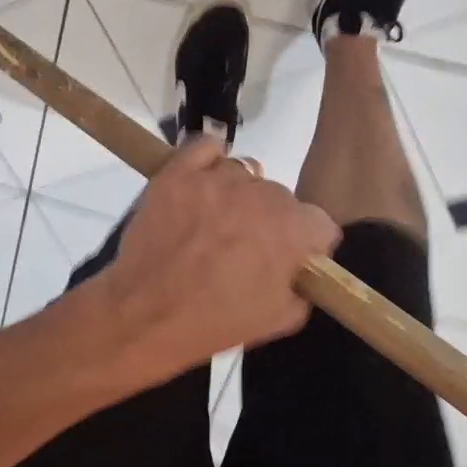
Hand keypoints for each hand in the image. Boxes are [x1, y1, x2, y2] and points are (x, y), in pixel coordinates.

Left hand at [90, 136, 341, 381]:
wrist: (147, 311)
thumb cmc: (216, 320)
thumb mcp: (281, 318)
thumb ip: (302, 284)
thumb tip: (301, 267)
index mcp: (292, 231)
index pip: (318, 222)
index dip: (305, 243)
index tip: (287, 257)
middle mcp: (259, 196)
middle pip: (278, 196)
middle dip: (268, 219)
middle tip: (242, 245)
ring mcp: (215, 180)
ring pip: (241, 172)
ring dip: (235, 193)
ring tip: (213, 220)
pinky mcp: (178, 173)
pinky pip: (203, 146)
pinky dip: (208, 158)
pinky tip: (203, 180)